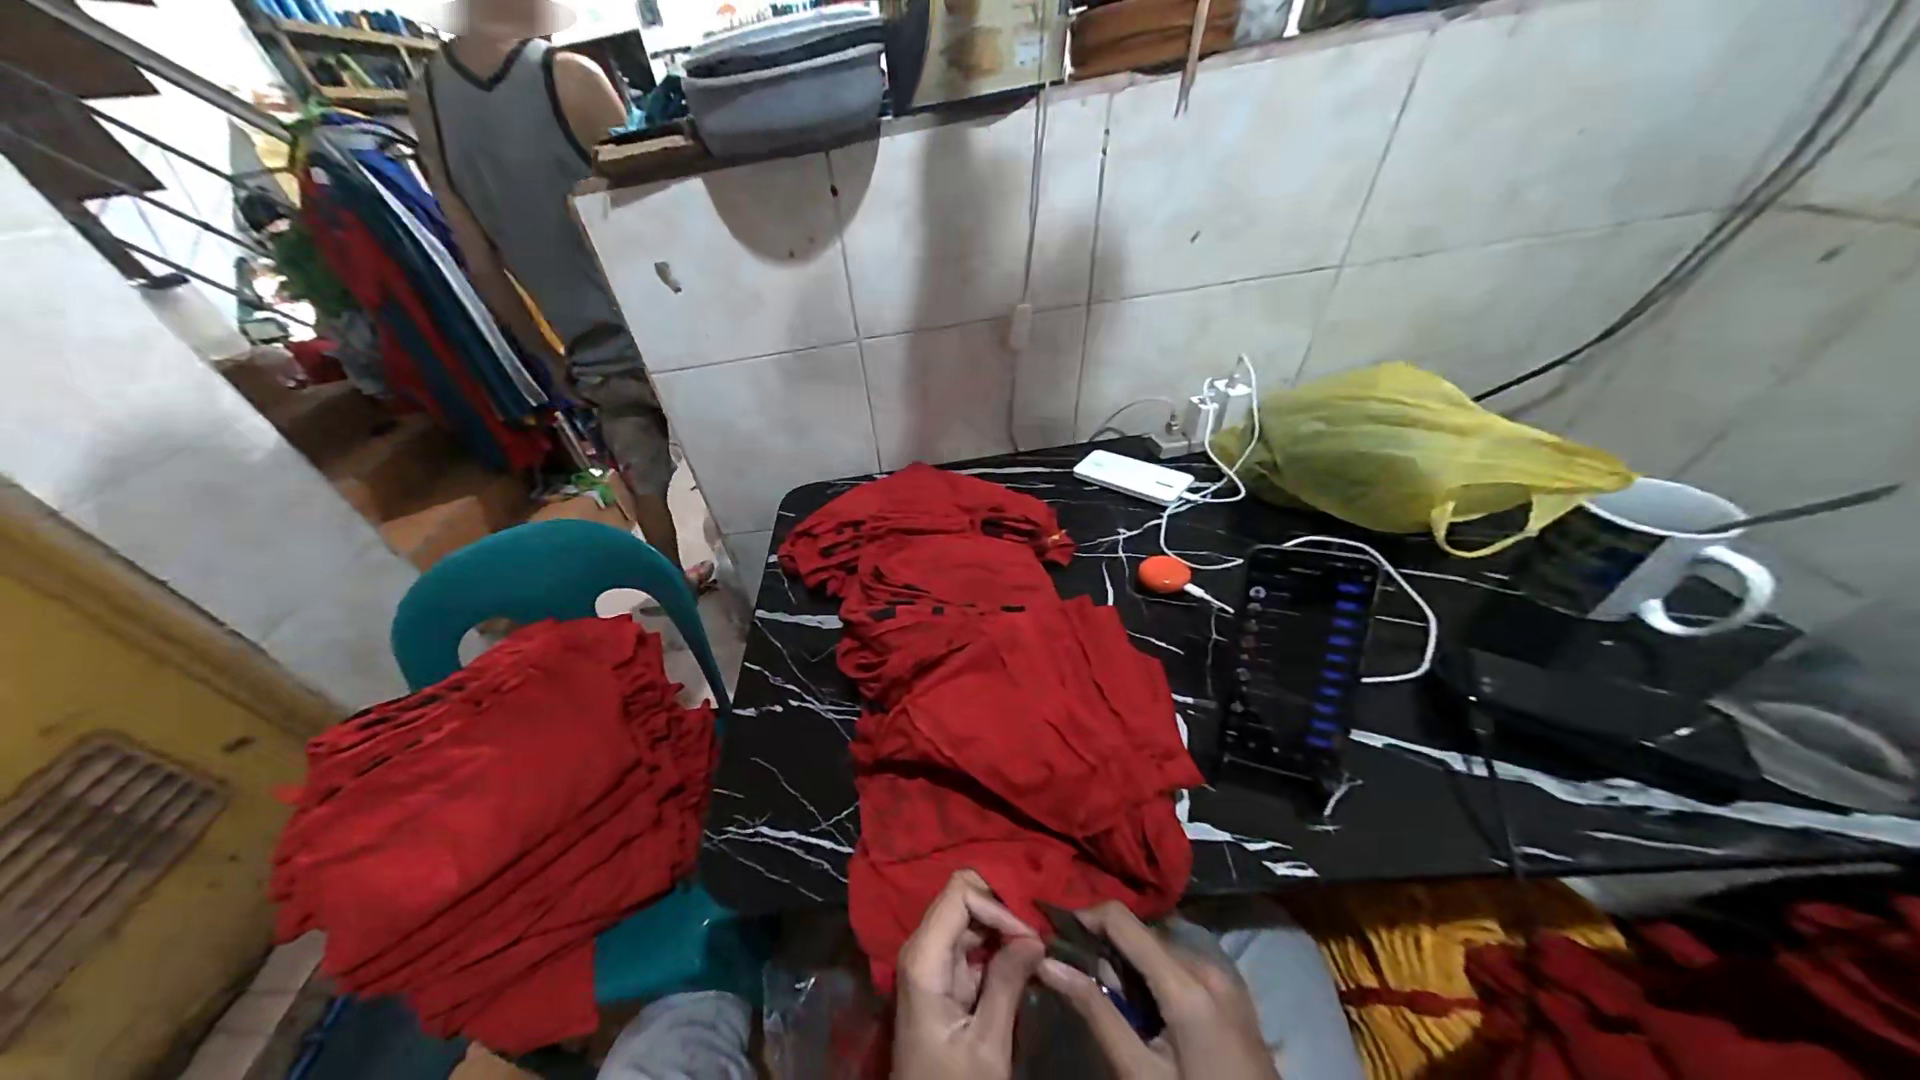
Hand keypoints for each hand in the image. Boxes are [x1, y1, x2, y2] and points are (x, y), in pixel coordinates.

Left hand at [892, 870, 1045, 1079]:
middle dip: (1003, 907)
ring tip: (1038, 940)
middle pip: (961, 897)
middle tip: (1040, 930)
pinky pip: (972, 940)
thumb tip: (1035, 936)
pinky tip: (1025, 954)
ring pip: (969, 915)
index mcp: (924, 958)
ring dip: (1004, 923)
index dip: (996, 904)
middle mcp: (922, 947)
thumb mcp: (987, 1045)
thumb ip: (1007, 984)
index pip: (959, 894)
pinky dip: (999, 940)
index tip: (1029, 934)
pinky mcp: (944, 974)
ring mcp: (932, 959)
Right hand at [1036, 902, 1277, 1079]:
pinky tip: (1142, 1007)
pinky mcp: (1231, 991)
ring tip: (1108, 995)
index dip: (1083, 917)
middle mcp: (1207, 965)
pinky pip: (1180, 964)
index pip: (1122, 919)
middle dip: (1103, 945)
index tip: (1053, 932)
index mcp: (1187, 984)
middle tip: (1075, 975)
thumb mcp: (1140, 1073)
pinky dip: (1153, 973)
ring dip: (1128, 961)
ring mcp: (1224, 977)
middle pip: (1140, 934)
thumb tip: (1048, 964)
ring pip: (1159, 947)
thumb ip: (1096, 1012)